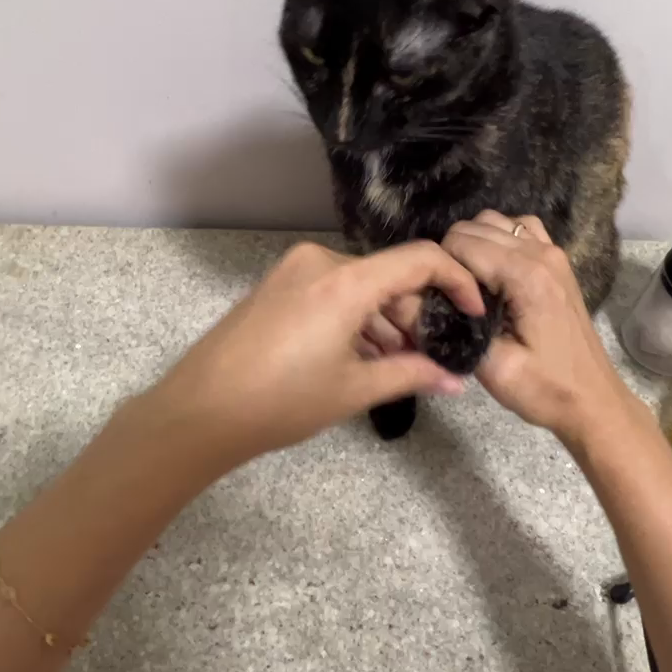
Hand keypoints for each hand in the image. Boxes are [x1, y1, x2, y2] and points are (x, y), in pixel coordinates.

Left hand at [145, 240, 484, 464]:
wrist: (200, 412)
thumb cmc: (282, 401)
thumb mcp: (354, 389)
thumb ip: (411, 376)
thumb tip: (455, 381)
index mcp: (345, 280)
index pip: (419, 260)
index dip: (456, 281)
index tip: (472, 311)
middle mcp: (319, 263)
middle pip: (387, 277)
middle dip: (413, 315)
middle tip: (426, 357)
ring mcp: (292, 273)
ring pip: (358, 287)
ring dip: (382, 321)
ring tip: (394, 365)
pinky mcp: (275, 288)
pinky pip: (330, 293)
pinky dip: (352, 319)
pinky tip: (359, 357)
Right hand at [440, 211, 638, 445]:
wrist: (592, 401)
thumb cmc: (544, 389)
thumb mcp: (493, 368)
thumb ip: (454, 327)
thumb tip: (420, 300)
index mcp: (525, 276)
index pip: (460, 243)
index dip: (442, 269)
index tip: (443, 301)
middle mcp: (541, 253)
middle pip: (474, 226)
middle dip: (453, 255)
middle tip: (453, 298)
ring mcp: (553, 252)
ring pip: (494, 222)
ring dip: (474, 246)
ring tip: (472, 285)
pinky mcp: (557, 261)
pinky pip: (518, 229)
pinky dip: (499, 241)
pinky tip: (495, 273)